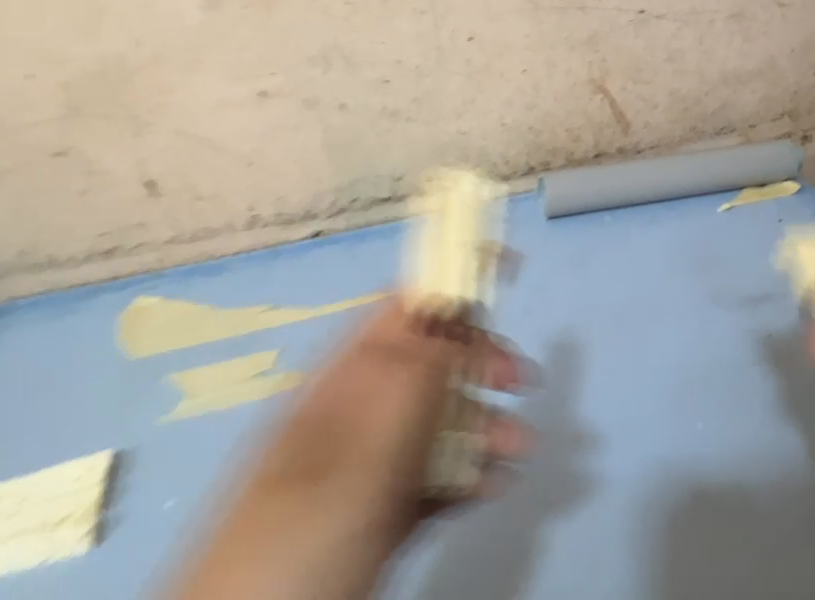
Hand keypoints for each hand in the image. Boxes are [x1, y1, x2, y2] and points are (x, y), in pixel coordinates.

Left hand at [172, 298, 530, 599]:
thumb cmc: (293, 546)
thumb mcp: (353, 463)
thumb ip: (407, 386)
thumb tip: (451, 313)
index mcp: (341, 385)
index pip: (400, 306)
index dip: (450, 280)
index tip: (505, 267)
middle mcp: (357, 414)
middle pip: (429, 359)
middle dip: (480, 360)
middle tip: (520, 383)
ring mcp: (368, 466)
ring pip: (437, 420)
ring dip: (485, 424)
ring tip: (519, 451)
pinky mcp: (380, 514)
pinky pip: (434, 476)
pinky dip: (469, 474)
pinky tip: (493, 485)